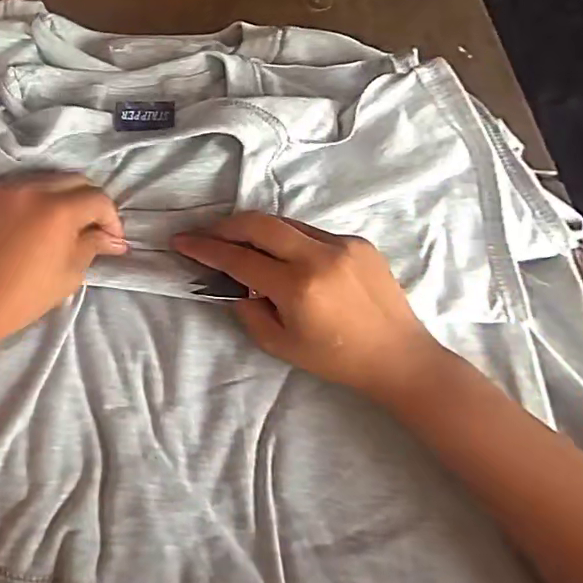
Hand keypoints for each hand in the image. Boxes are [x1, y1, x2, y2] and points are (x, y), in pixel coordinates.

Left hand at [0, 172, 127, 352]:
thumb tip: (113, 238)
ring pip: (43, 179)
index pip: (97, 198)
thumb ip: (92, 245)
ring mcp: (2, 188)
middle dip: (87, 202)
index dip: (111, 218)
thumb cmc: (23, 295)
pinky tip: (27, 223)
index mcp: (57, 209)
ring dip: (58, 196)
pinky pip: (15, 188)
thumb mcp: (68, 273)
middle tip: (89, 227)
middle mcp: (30, 188)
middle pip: (73, 180)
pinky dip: (28, 200)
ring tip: (58, 223)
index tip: (110, 238)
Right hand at [172, 213, 446, 402]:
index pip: (238, 257)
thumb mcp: (279, 343)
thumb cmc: (336, 358)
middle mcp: (320, 257)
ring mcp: (342, 244)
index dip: (205, 248)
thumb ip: (247, 308)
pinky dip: (287, 240)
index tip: (181, 240)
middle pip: (258, 224)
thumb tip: (232, 280)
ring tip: (240, 244)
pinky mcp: (358, 242)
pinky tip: (285, 257)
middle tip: (205, 234)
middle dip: (224, 226)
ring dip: (256, 231)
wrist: (401, 358)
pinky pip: (309, 232)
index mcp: (298, 287)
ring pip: (283, 223)